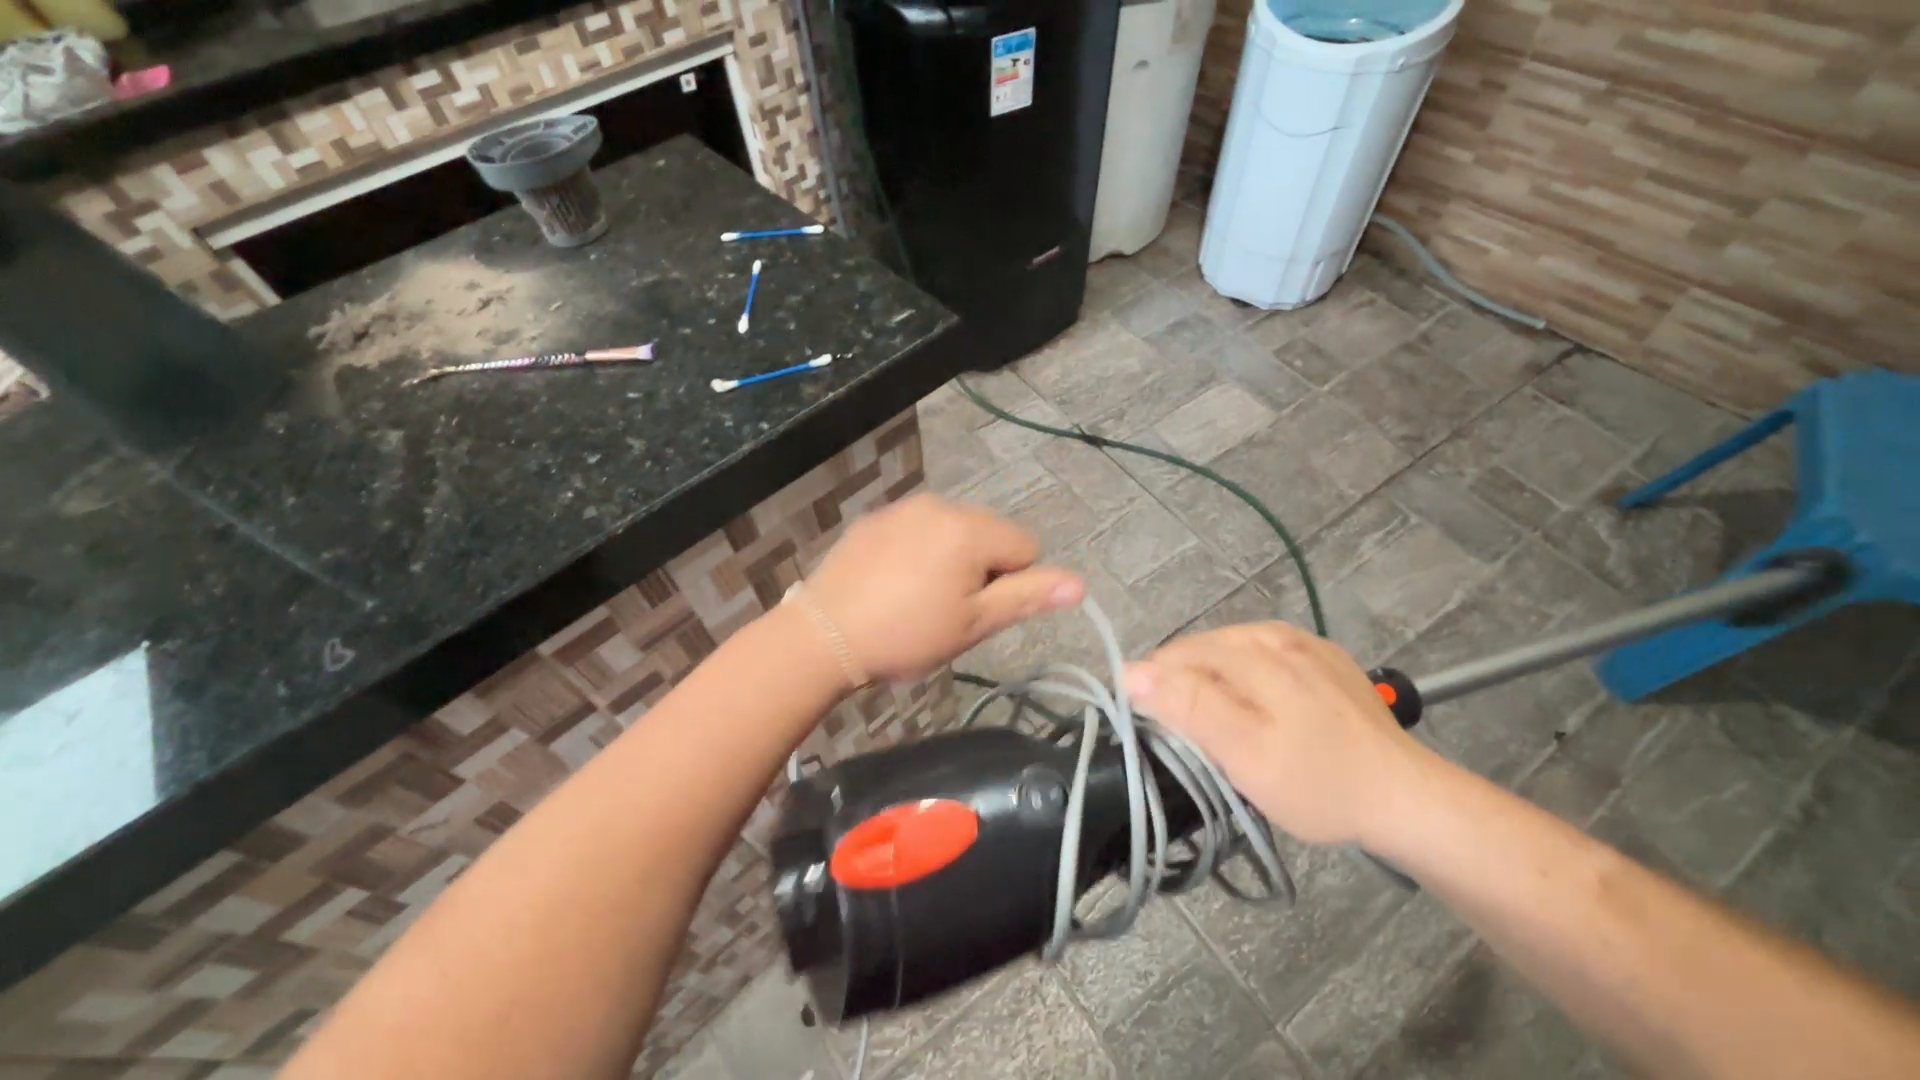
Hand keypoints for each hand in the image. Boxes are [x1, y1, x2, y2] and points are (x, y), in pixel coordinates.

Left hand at [802, 495, 1084, 682]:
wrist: (823, 635)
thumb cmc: (907, 634)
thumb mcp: (974, 623)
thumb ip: (1028, 597)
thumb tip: (1080, 584)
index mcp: (971, 528)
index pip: (1027, 546)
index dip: (1013, 584)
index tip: (976, 612)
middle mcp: (940, 505)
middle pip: (990, 534)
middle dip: (982, 568)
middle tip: (948, 611)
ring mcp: (902, 509)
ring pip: (953, 532)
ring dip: (951, 560)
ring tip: (918, 600)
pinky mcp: (873, 520)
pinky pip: (916, 531)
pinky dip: (917, 553)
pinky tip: (892, 586)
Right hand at [1123, 622, 1442, 848]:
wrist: (1408, 800)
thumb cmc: (1319, 783)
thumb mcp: (1245, 753)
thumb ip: (1189, 706)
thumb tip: (1132, 671)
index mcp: (1256, 650)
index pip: (1176, 654)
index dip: (1154, 690)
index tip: (1155, 733)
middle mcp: (1280, 635)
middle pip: (1205, 650)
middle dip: (1185, 686)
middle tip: (1190, 740)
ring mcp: (1309, 646)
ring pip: (1235, 652)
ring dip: (1216, 683)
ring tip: (1220, 729)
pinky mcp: (1329, 663)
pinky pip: (1268, 660)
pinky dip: (1250, 682)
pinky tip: (1260, 713)